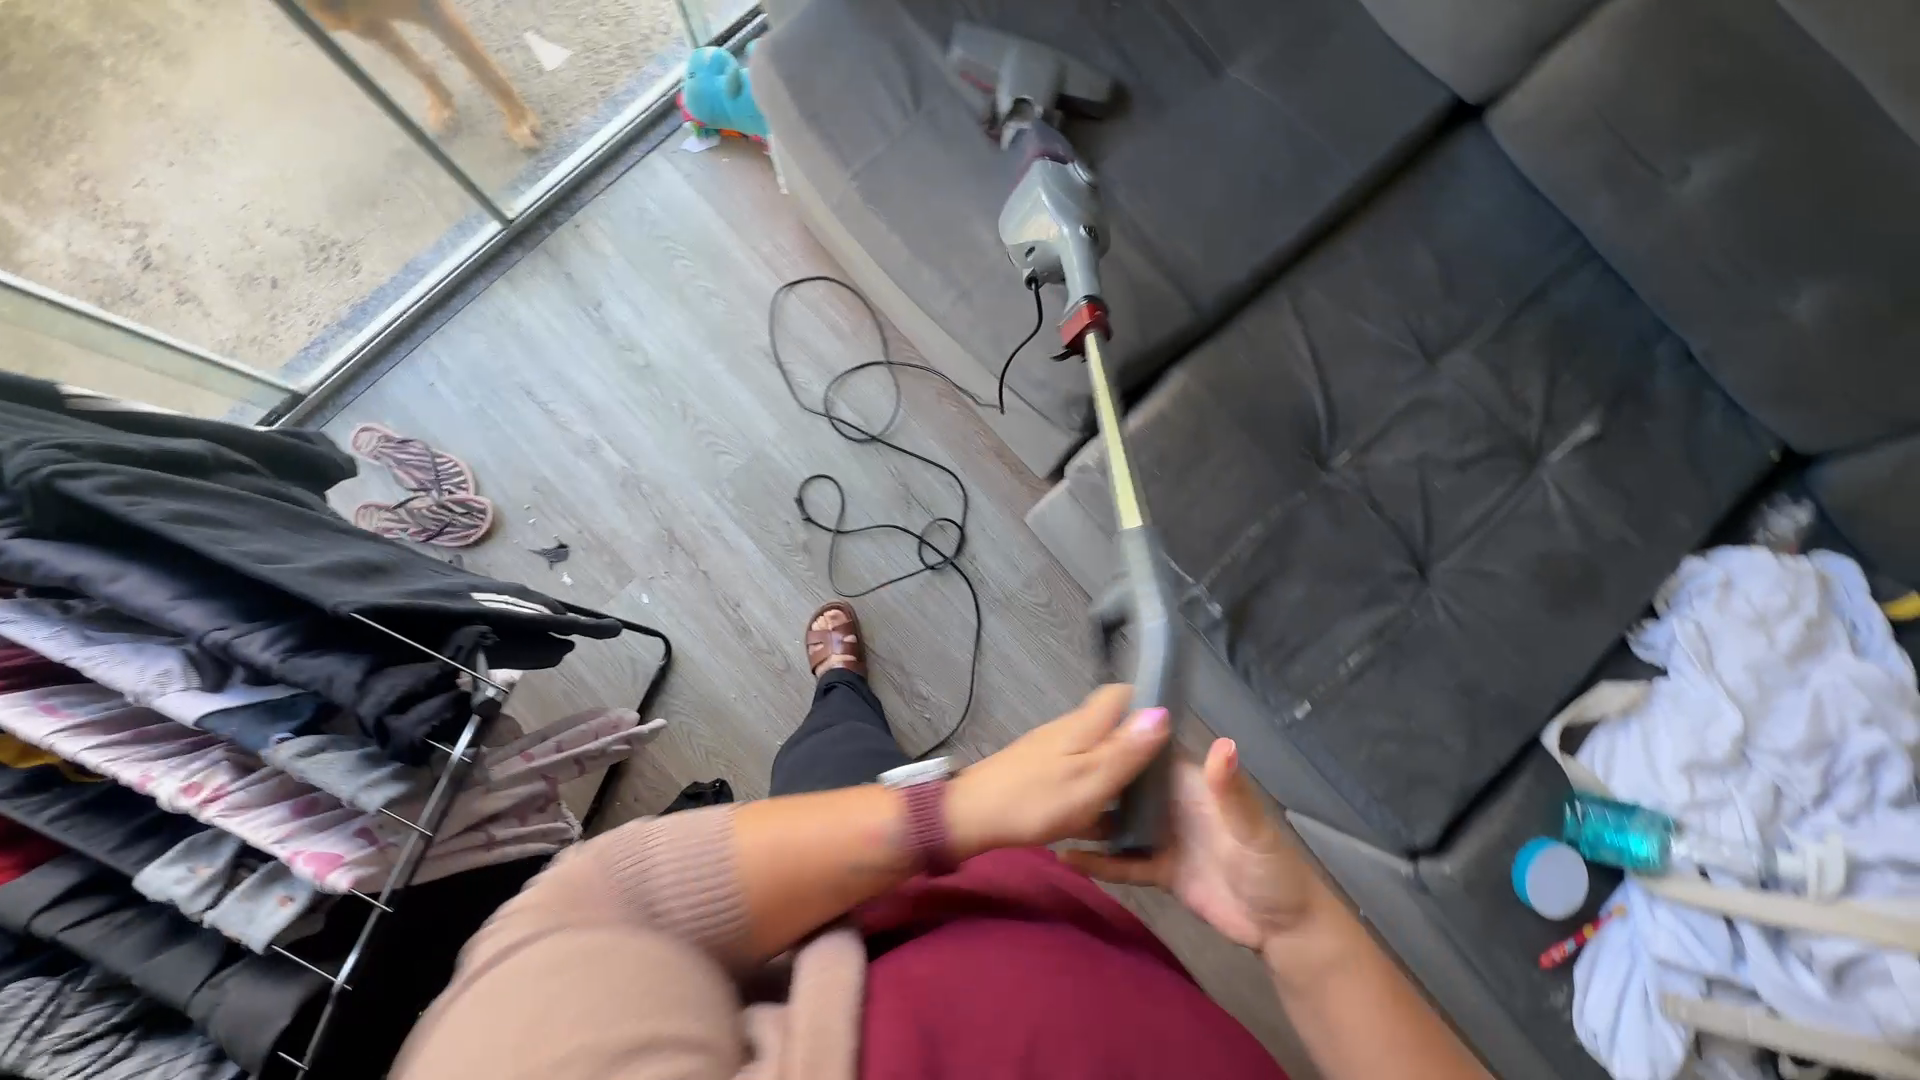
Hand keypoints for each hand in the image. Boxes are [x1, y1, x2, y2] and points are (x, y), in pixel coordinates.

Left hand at [944, 684, 1169, 857]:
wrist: (972, 816)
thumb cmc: (1037, 799)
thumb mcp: (1091, 779)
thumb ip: (1126, 749)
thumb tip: (1161, 710)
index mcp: (1084, 725)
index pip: (1119, 693)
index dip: (1146, 702)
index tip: (1170, 730)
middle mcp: (1068, 730)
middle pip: (1109, 725)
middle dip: (1134, 744)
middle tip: (1161, 776)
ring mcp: (1050, 750)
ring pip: (1094, 752)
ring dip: (1115, 772)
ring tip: (1139, 803)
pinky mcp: (1038, 772)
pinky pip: (1077, 773)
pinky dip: (1093, 790)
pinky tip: (1101, 820)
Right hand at [1061, 737, 1317, 950]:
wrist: (1283, 930)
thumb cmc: (1274, 870)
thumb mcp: (1253, 830)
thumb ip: (1231, 792)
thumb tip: (1221, 743)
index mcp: (1193, 785)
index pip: (1153, 752)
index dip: (1125, 736)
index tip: (1086, 723)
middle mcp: (1173, 805)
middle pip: (1128, 784)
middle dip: (1096, 773)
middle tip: (1050, 765)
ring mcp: (1163, 838)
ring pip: (1119, 821)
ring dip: (1091, 817)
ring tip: (1048, 805)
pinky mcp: (1158, 870)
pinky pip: (1121, 863)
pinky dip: (1096, 862)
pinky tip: (1065, 858)